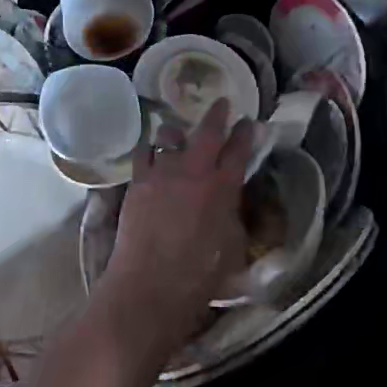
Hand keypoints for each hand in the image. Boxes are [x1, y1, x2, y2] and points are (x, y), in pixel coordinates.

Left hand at [96, 97, 253, 356]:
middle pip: (207, 133)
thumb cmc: (199, 277)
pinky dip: (151, 148)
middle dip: (217, 115)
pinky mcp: (137, 181)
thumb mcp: (231, 246)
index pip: (238, 152)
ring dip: (178, 131)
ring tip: (178, 130)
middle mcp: (193, 173)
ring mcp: (162, 173)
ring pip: (170, 137)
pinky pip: (145, 153)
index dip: (245, 134)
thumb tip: (227, 201)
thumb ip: (230, 215)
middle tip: (221, 102)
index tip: (249, 121)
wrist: (150, 284)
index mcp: (222, 190)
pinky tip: (151, 150)